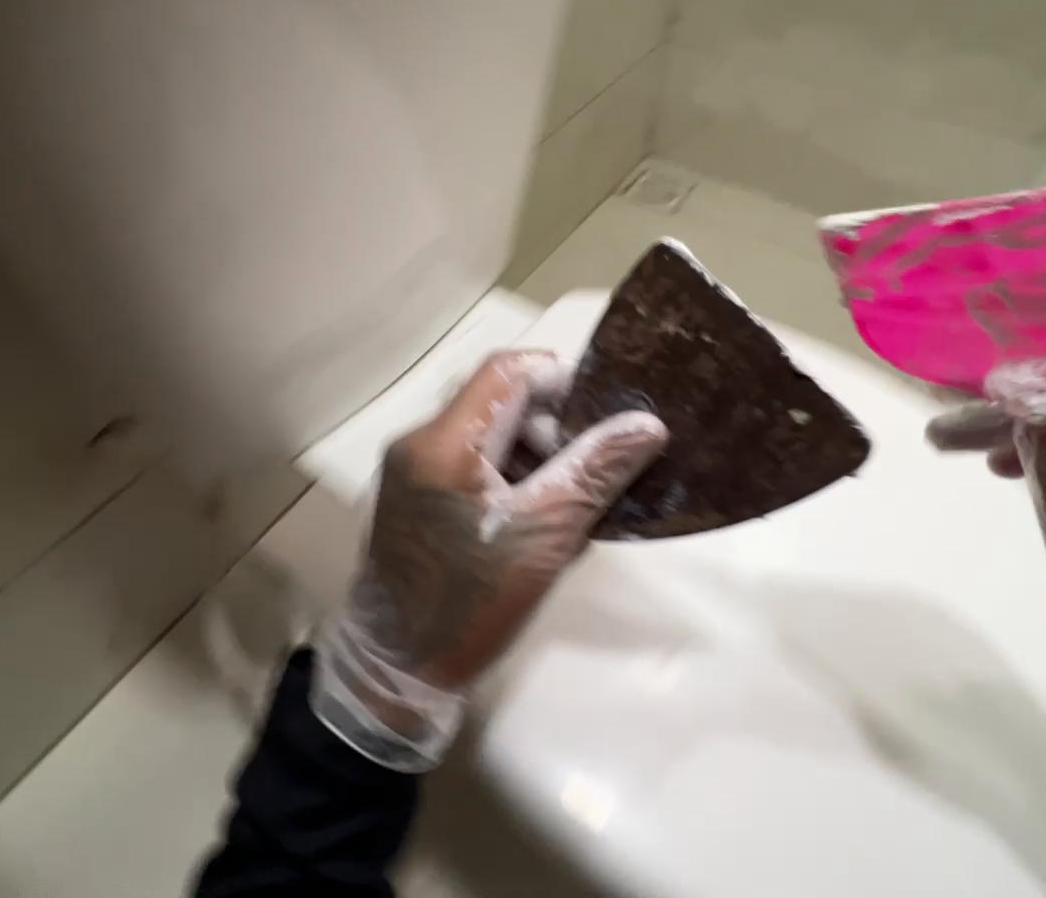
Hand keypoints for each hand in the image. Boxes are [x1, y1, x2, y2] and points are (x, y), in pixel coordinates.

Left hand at [313, 350, 668, 769]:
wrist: (396, 673)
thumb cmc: (469, 604)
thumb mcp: (544, 537)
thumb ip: (594, 472)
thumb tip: (648, 423)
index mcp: (443, 442)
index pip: (507, 371)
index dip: (560, 377)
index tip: (605, 410)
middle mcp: (420, 442)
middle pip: (499, 402)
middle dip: (554, 427)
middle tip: (594, 466)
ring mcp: (413, 470)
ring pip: (490, 436)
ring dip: (537, 457)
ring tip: (572, 501)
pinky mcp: (416, 497)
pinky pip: (474, 465)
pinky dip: (513, 480)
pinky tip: (540, 520)